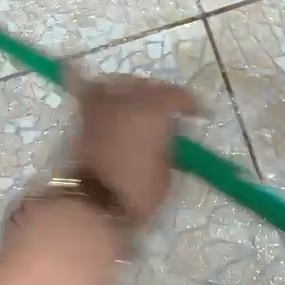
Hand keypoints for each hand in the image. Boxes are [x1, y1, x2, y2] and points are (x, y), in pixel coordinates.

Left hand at [71, 74, 200, 224]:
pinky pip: (95, 90)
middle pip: (148, 86)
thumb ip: (168, 142)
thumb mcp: (166, 169)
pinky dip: (102, 88)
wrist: (94, 201)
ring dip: (136, 90)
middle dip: (162, 95)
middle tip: (172, 111)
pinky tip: (106, 91)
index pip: (175, 95)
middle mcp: (128, 98)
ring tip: (143, 103)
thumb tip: (167, 131)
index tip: (198, 114)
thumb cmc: (138, 190)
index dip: (189, 103)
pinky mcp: (86, 113)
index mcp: (153, 110)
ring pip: (123, 84)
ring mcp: (104, 102)